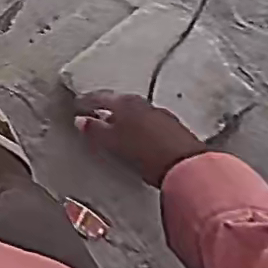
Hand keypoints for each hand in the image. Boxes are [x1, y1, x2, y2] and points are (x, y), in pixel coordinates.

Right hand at [74, 91, 207, 187]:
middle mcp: (142, 103)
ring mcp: (161, 116)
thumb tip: (81, 121)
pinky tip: (138, 139)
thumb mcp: (111, 142)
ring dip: (124, 120)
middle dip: (105, 109)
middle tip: (93, 117)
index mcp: (123, 101)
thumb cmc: (146, 152)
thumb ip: (93, 130)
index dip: (83, 102)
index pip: (97, 97)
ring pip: (135, 113)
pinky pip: (150, 124)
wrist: (191, 170)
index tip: (76, 108)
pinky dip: (139, 128)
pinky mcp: (176, 131)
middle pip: (117, 103)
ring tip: (116, 131)